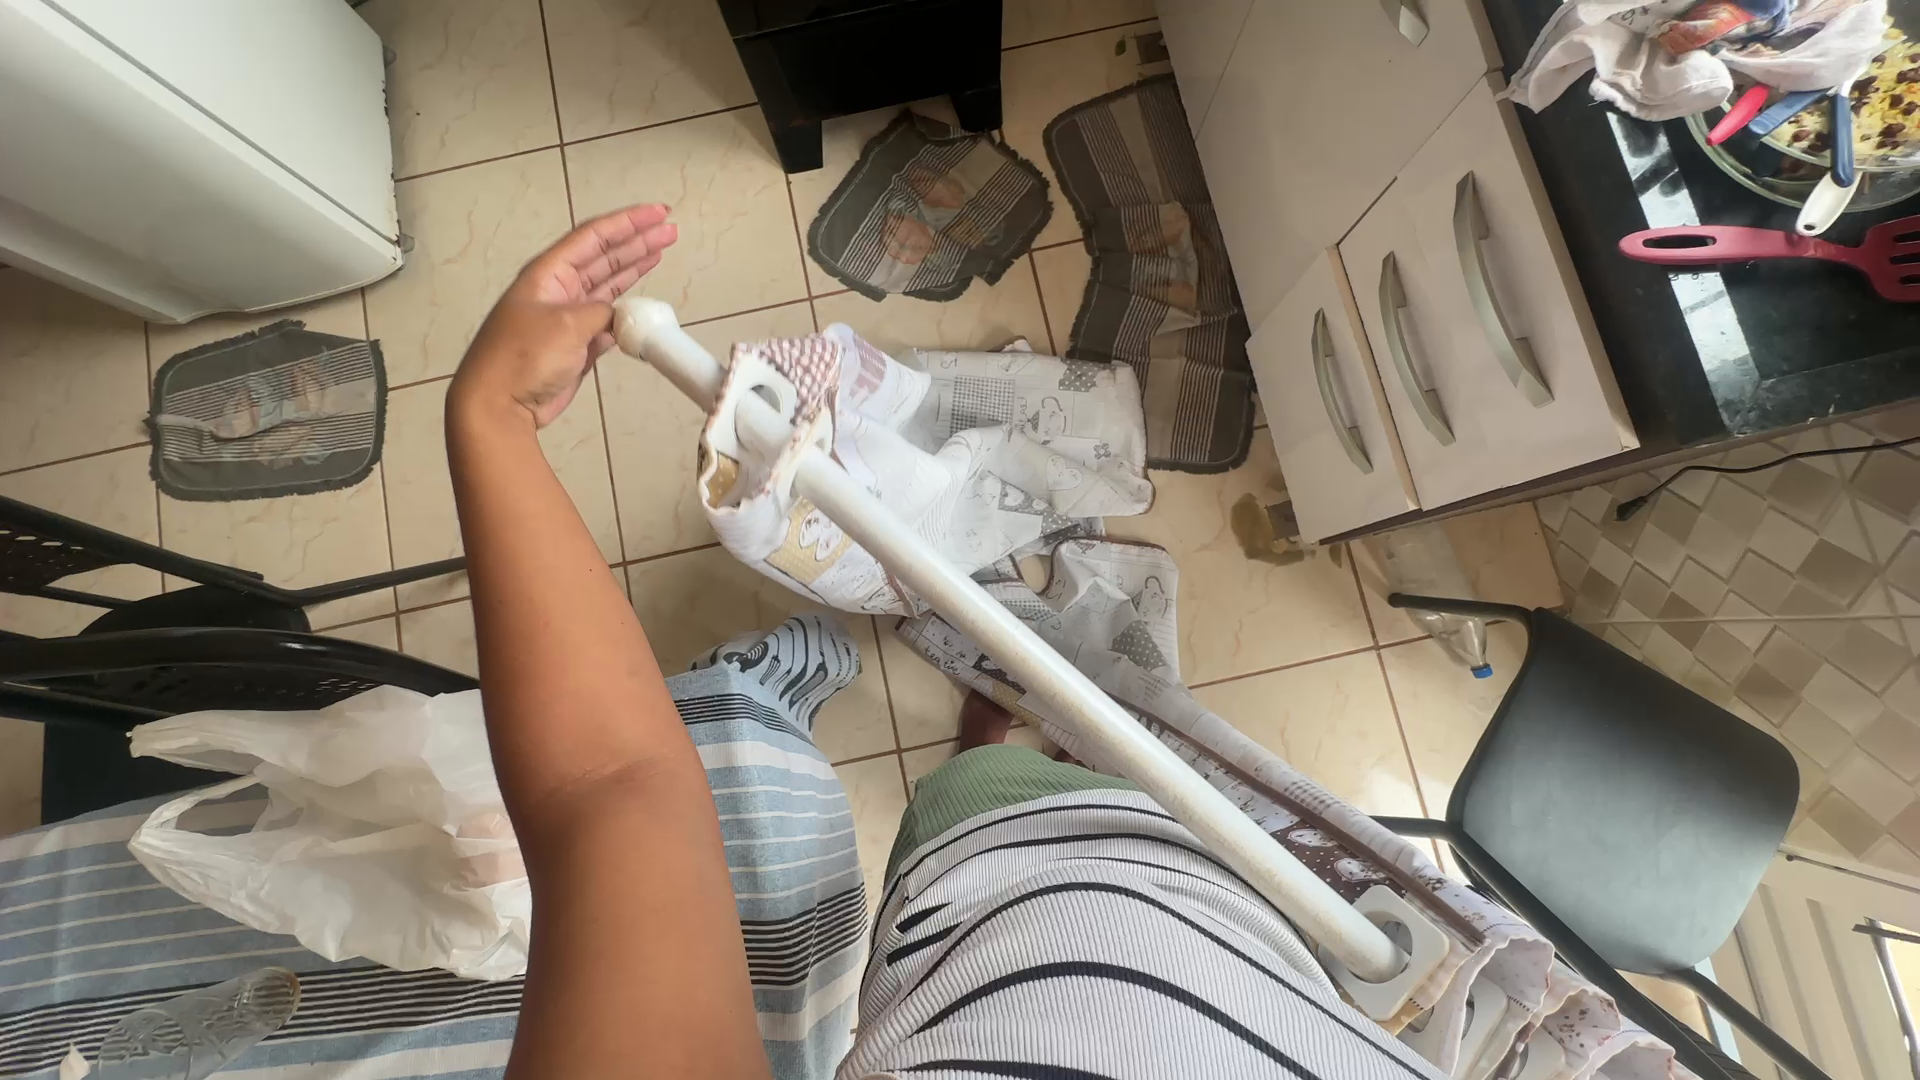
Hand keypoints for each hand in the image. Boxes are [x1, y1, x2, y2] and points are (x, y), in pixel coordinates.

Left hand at [450, 204, 677, 428]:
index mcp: (549, 273)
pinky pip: (611, 318)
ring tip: (662, 252)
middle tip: (670, 230)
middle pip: (604, 256)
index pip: (594, 238)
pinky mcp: (580, 342)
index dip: (628, 224)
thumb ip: (602, 313)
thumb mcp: (566, 325)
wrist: (502, 401)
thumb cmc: (524, 357)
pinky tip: (647, 302)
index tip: (659, 214)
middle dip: (637, 242)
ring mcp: (570, 316)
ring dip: (635, 269)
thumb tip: (625, 315)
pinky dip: (630, 310)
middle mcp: (560, 288)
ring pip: (610, 284)